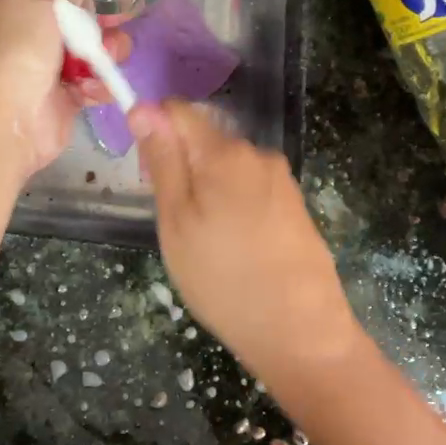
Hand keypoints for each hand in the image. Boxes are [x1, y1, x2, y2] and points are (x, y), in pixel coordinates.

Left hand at [0, 0, 128, 178]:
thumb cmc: (18, 48)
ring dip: (107, 49)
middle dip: (105, 12)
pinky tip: (91, 88)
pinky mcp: (72, 89)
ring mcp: (56, 58)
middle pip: (87, 5)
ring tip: (100, 59)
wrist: (12, 118)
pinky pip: (100, 75)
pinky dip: (99, 82)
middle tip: (114, 17)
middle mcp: (39, 24)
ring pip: (101, 41)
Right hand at [130, 100, 363, 380]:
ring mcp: (281, 180)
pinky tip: (234, 249)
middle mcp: (257, 154)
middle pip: (202, 138)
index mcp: (223, 152)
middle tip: (175, 222)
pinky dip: (232, 207)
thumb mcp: (176, 222)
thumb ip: (162, 161)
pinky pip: (248, 188)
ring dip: (207, 190)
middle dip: (181, 166)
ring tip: (205, 242)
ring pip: (225, 167)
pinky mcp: (294, 205)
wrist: (303, 335)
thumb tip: (142, 109)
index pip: (177, 110)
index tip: (148, 175)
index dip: (154, 132)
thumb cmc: (224, 279)